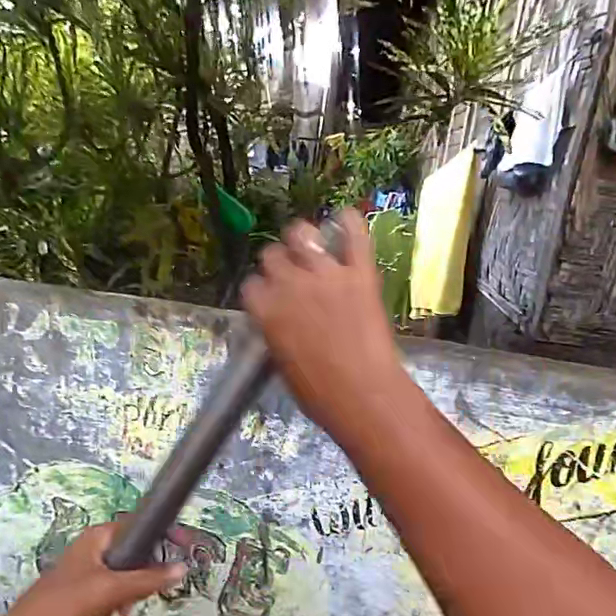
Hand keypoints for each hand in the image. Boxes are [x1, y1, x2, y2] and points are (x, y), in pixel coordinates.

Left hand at [0, 522, 184, 615]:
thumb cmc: (66, 605)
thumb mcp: (111, 591)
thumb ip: (148, 579)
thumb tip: (183, 567)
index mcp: (98, 535)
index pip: (140, 523)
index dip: (165, 532)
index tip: (187, 546)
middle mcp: (92, 545)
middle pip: (134, 545)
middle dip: (152, 562)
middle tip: (166, 580)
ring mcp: (85, 566)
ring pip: (125, 567)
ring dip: (137, 582)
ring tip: (137, 603)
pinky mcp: (81, 588)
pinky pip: (113, 583)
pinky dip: (123, 594)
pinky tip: (122, 612)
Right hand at [240, 208, 406, 434]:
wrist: (364, 395)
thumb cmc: (319, 394)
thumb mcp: (282, 364)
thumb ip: (276, 332)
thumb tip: (280, 322)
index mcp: (266, 310)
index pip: (251, 285)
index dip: (261, 291)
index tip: (270, 299)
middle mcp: (290, 284)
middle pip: (271, 255)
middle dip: (277, 265)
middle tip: (291, 278)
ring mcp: (326, 274)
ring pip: (302, 235)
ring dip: (302, 240)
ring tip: (311, 250)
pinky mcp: (360, 272)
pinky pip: (354, 234)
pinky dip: (349, 222)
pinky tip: (344, 220)